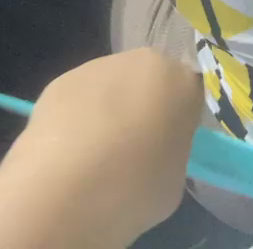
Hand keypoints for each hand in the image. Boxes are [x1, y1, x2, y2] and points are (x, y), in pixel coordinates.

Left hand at [7, 50, 201, 239]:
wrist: (65, 191)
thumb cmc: (134, 188)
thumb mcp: (174, 177)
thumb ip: (170, 149)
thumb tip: (154, 146)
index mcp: (180, 81)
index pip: (190, 89)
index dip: (180, 115)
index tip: (169, 141)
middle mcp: (143, 61)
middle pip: (150, 79)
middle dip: (144, 104)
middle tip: (132, 147)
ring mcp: (99, 66)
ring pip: (113, 84)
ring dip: (109, 109)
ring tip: (93, 153)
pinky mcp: (62, 79)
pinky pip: (80, 96)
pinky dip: (77, 117)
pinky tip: (67, 152)